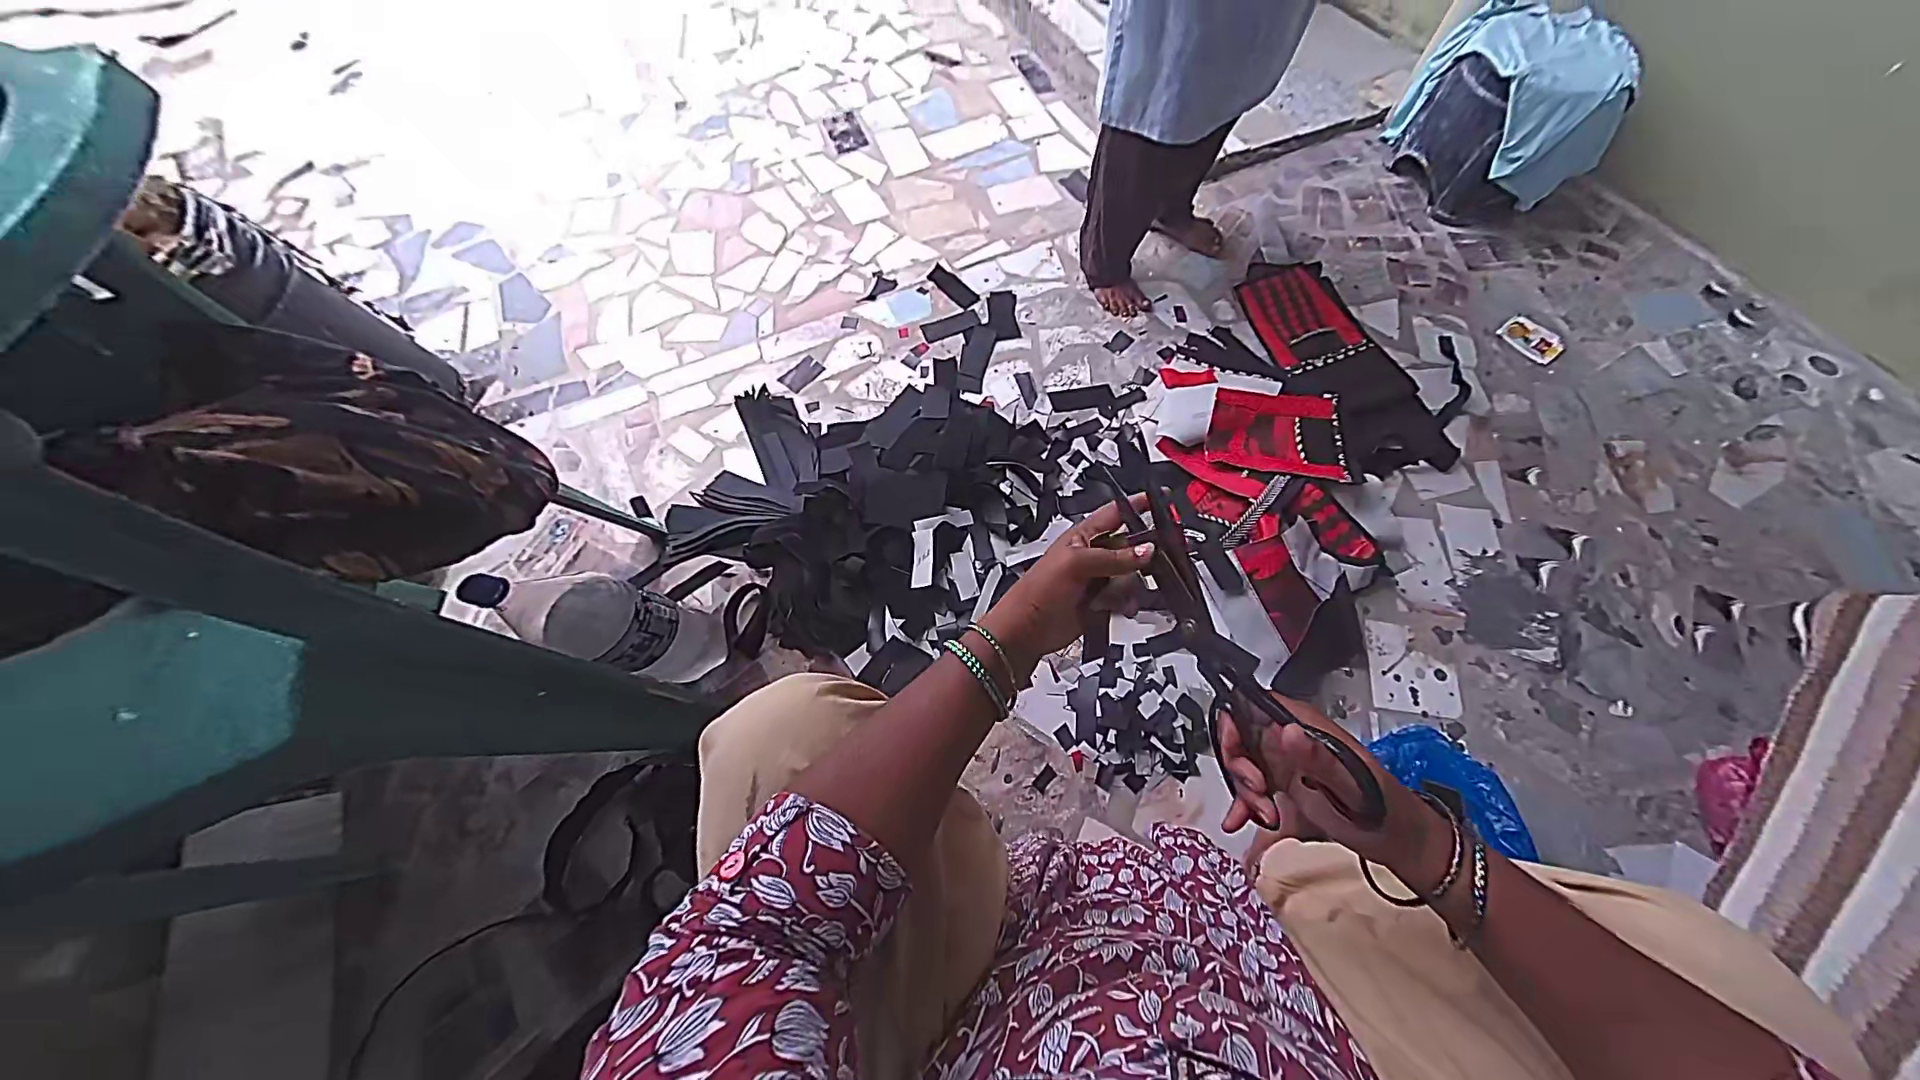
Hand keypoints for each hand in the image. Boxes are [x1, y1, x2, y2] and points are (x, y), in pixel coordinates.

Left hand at [978, 494, 1153, 672]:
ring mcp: (1100, 579)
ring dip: (1133, 586)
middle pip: (1133, 547)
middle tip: (1156, 562)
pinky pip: (1129, 598)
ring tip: (1119, 595)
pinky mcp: (1103, 602)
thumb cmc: (1036, 592)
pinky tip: (1122, 607)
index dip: (1139, 505)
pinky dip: (1130, 602)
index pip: (1116, 513)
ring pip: (1134, 575)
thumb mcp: (1076, 565)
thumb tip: (1145, 550)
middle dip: (1144, 555)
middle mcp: (1094, 555)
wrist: (1027, 631)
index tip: (1162, 500)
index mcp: (1083, 536)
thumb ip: (1113, 557)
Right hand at [1217, 696, 1451, 886]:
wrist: (1403, 846)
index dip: (1235, 722)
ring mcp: (1287, 762)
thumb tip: (1286, 730)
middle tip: (1257, 788)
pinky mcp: (1285, 784)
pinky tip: (1240, 820)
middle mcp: (1293, 739)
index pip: (1255, 705)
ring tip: (1266, 814)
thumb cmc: (1386, 812)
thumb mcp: (1352, 785)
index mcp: (1308, 727)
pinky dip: (1243, 804)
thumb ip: (1318, 757)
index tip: (1236, 751)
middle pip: (1242, 736)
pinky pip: (1252, 787)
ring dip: (1244, 791)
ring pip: (1244, 764)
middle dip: (1239, 764)